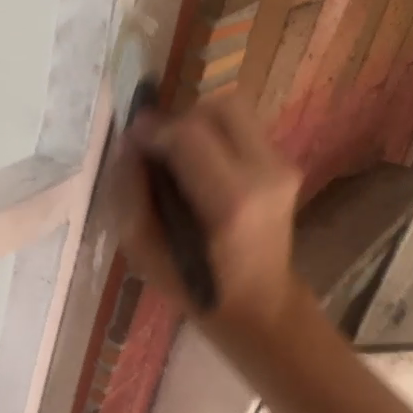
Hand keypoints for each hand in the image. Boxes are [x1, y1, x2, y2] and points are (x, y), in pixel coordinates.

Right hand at [108, 93, 303, 337]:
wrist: (259, 304)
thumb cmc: (194, 286)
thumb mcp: (143, 250)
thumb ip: (131, 193)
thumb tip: (128, 146)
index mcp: (230, 201)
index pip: (189, 134)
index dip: (153, 128)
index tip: (129, 139)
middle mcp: (264, 173)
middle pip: (219, 108)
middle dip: (178, 118)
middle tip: (154, 145)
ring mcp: (282, 166)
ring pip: (233, 111)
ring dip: (196, 123)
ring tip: (173, 153)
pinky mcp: (285, 164)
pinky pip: (242, 129)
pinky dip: (212, 135)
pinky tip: (195, 164)